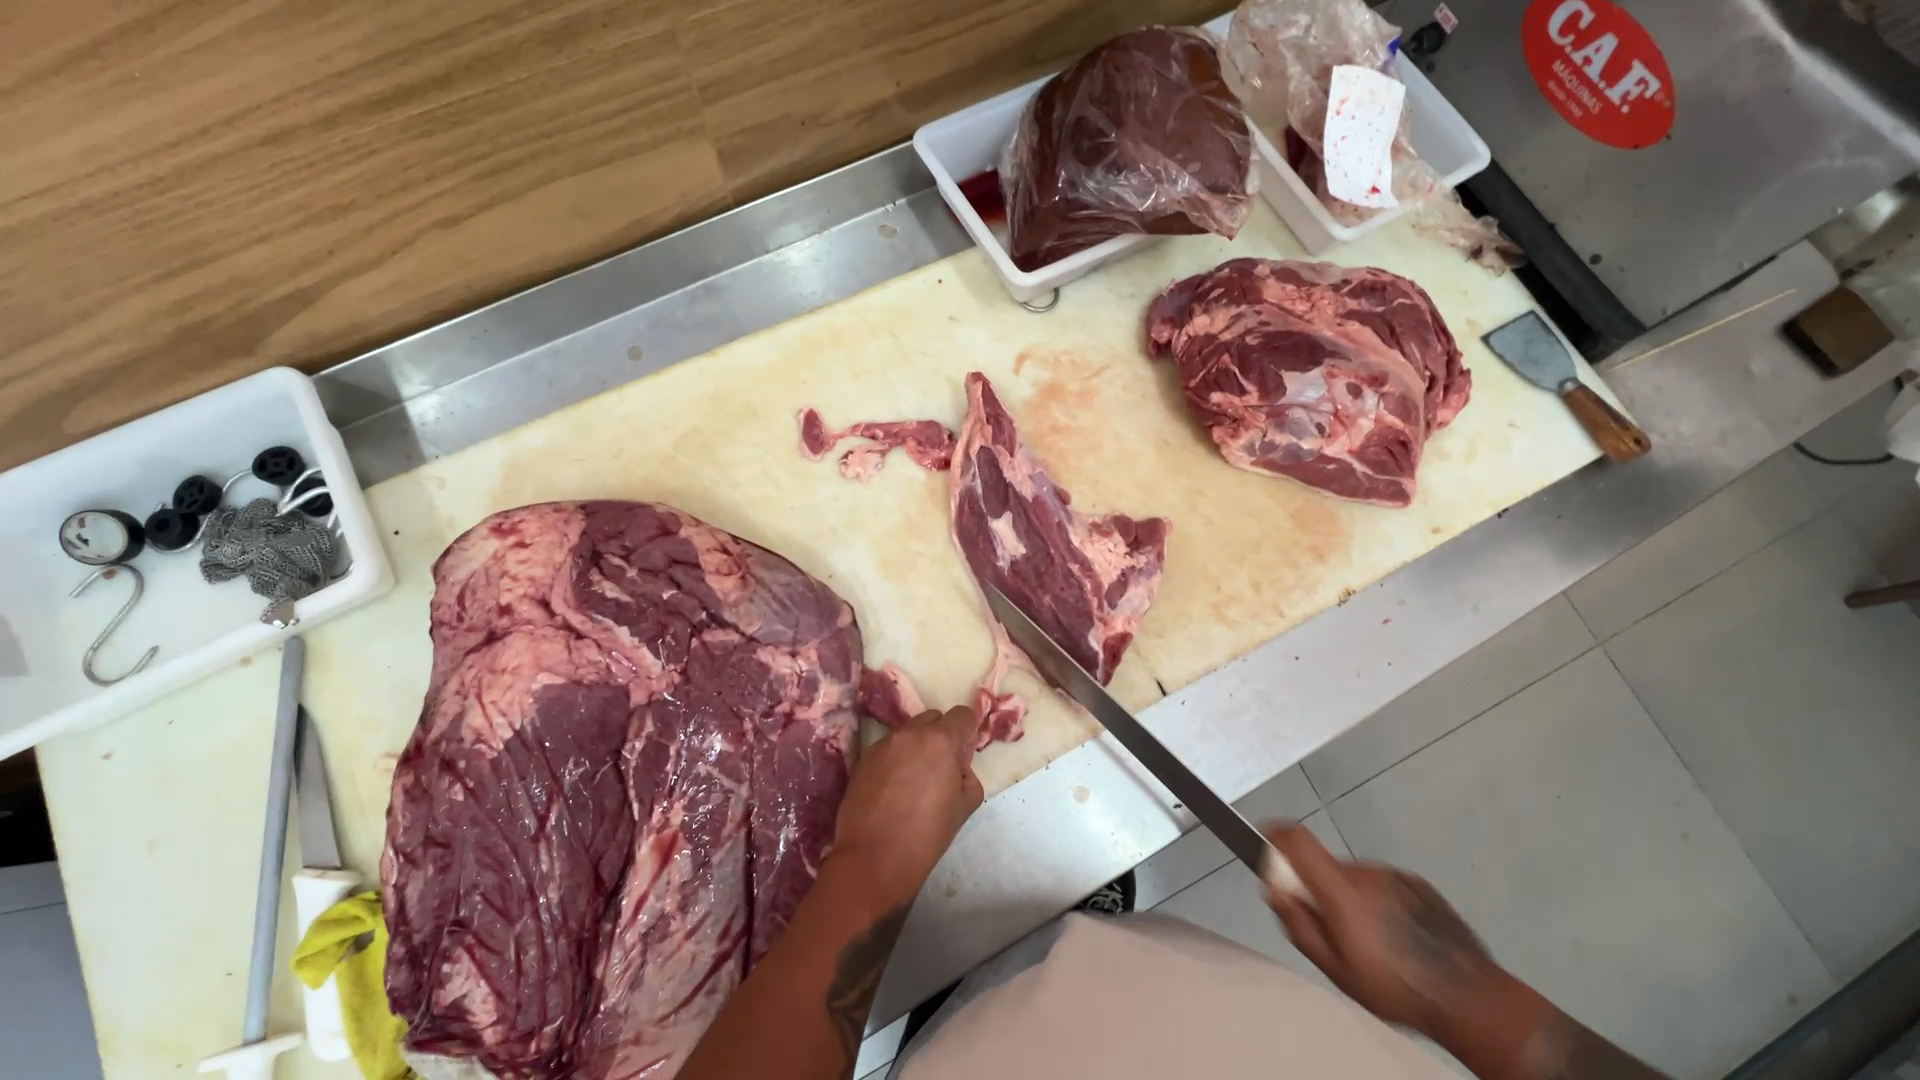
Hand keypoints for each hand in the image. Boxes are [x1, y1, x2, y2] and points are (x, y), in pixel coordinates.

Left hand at [831, 707, 983, 900]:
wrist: (874, 858)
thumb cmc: (927, 835)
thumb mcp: (965, 806)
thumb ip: (968, 775)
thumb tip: (957, 766)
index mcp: (939, 741)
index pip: (962, 715)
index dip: (967, 732)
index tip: (963, 755)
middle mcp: (909, 734)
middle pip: (933, 719)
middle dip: (941, 736)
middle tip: (940, 769)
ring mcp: (882, 745)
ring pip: (908, 734)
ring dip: (916, 747)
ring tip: (913, 783)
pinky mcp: (862, 760)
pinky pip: (887, 749)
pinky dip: (895, 760)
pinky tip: (893, 790)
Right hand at [1263, 824, 1507, 1038]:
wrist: (1471, 998)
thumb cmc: (1394, 989)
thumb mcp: (1335, 969)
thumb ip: (1299, 925)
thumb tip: (1273, 889)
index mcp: (1342, 891)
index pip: (1298, 840)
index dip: (1276, 837)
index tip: (1267, 850)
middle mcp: (1367, 872)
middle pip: (1325, 865)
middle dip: (1317, 889)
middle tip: (1330, 931)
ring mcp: (1395, 875)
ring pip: (1353, 877)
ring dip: (1349, 898)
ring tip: (1371, 942)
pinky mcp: (1418, 883)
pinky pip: (1381, 884)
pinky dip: (1376, 902)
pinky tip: (1395, 937)